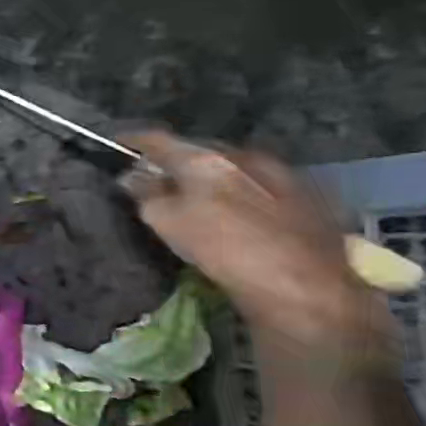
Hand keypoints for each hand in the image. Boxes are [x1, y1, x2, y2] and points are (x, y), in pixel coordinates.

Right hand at [124, 131, 382, 339]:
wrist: (308, 285)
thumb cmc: (226, 253)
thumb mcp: (168, 224)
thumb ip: (147, 195)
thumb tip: (133, 176)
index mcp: (205, 159)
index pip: (159, 140)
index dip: (134, 141)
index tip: (118, 144)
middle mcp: (243, 155)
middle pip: (199, 150)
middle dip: (176, 160)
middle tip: (157, 176)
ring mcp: (279, 172)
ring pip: (231, 165)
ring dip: (210, 176)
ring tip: (197, 195)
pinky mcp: (307, 195)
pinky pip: (258, 183)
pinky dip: (238, 190)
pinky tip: (237, 213)